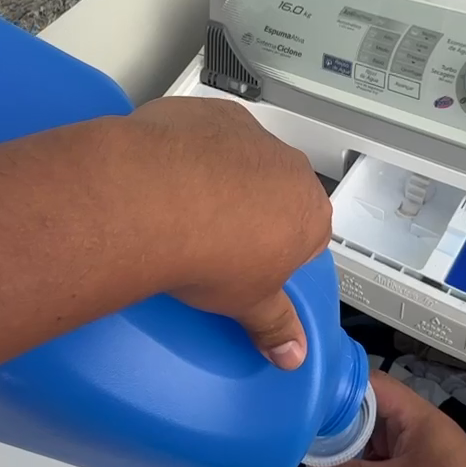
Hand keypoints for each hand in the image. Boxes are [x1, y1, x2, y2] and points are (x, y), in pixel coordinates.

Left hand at [118, 97, 330, 368]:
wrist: (155, 200)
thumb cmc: (211, 252)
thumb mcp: (246, 303)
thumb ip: (274, 326)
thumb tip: (292, 355)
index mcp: (310, 211)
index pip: (307, 231)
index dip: (277, 248)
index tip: (249, 262)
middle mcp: (287, 164)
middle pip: (276, 188)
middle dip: (251, 208)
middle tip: (212, 237)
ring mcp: (248, 132)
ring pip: (241, 155)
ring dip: (220, 174)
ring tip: (180, 207)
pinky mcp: (207, 110)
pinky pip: (204, 131)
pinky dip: (188, 147)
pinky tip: (161, 176)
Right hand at [307, 372, 465, 466]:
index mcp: (416, 415)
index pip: (371, 384)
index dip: (339, 384)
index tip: (307, 393)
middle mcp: (413, 424)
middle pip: (367, 409)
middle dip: (335, 417)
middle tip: (300, 426)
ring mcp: (413, 449)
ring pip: (370, 435)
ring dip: (345, 443)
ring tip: (308, 449)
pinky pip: (378, 458)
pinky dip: (358, 464)